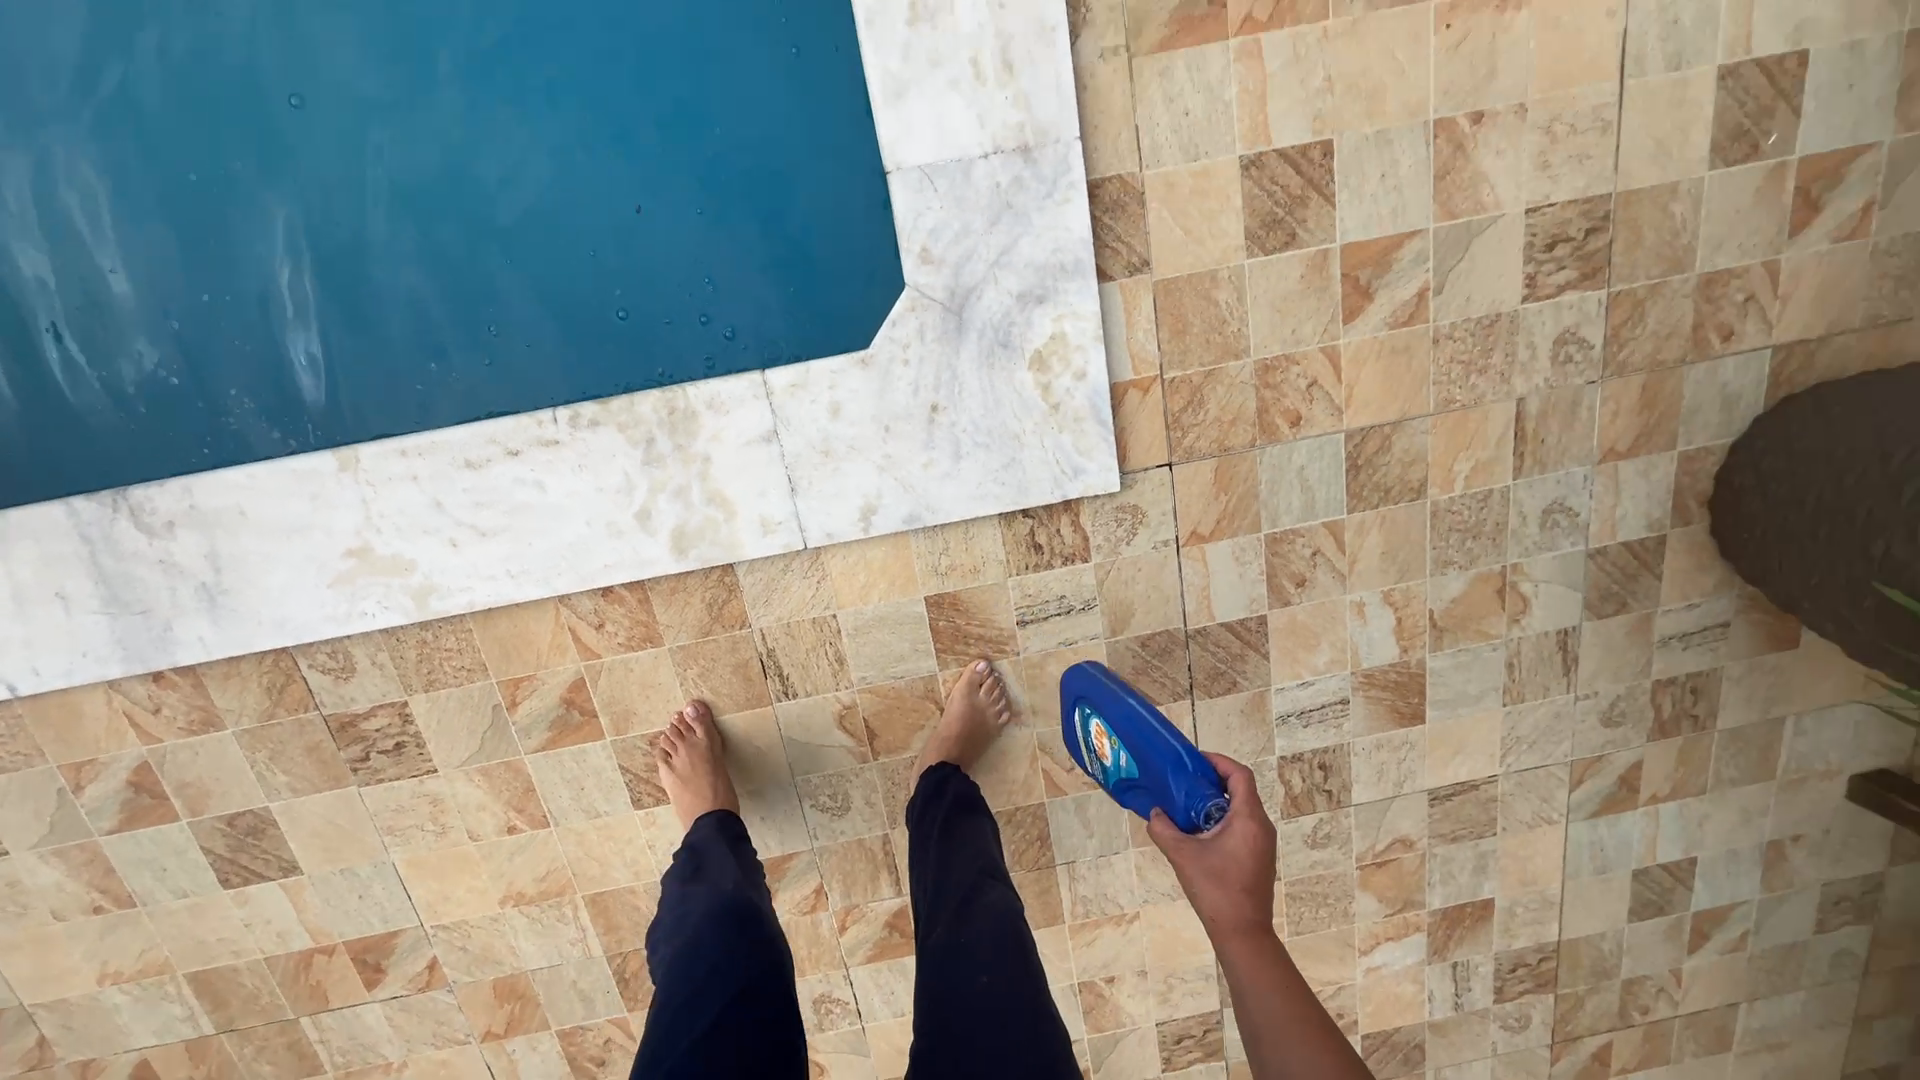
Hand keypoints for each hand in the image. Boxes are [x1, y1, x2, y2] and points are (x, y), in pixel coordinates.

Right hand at [1147, 753, 1277, 945]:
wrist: (1242, 933)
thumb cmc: (1215, 889)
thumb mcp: (1182, 855)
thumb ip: (1163, 829)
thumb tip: (1154, 812)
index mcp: (1248, 818)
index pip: (1239, 775)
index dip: (1218, 762)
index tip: (1194, 761)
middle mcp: (1261, 825)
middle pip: (1241, 789)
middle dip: (1212, 780)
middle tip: (1184, 780)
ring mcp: (1263, 843)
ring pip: (1241, 809)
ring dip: (1216, 801)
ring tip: (1187, 804)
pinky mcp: (1259, 857)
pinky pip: (1243, 825)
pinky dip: (1223, 818)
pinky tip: (1199, 831)